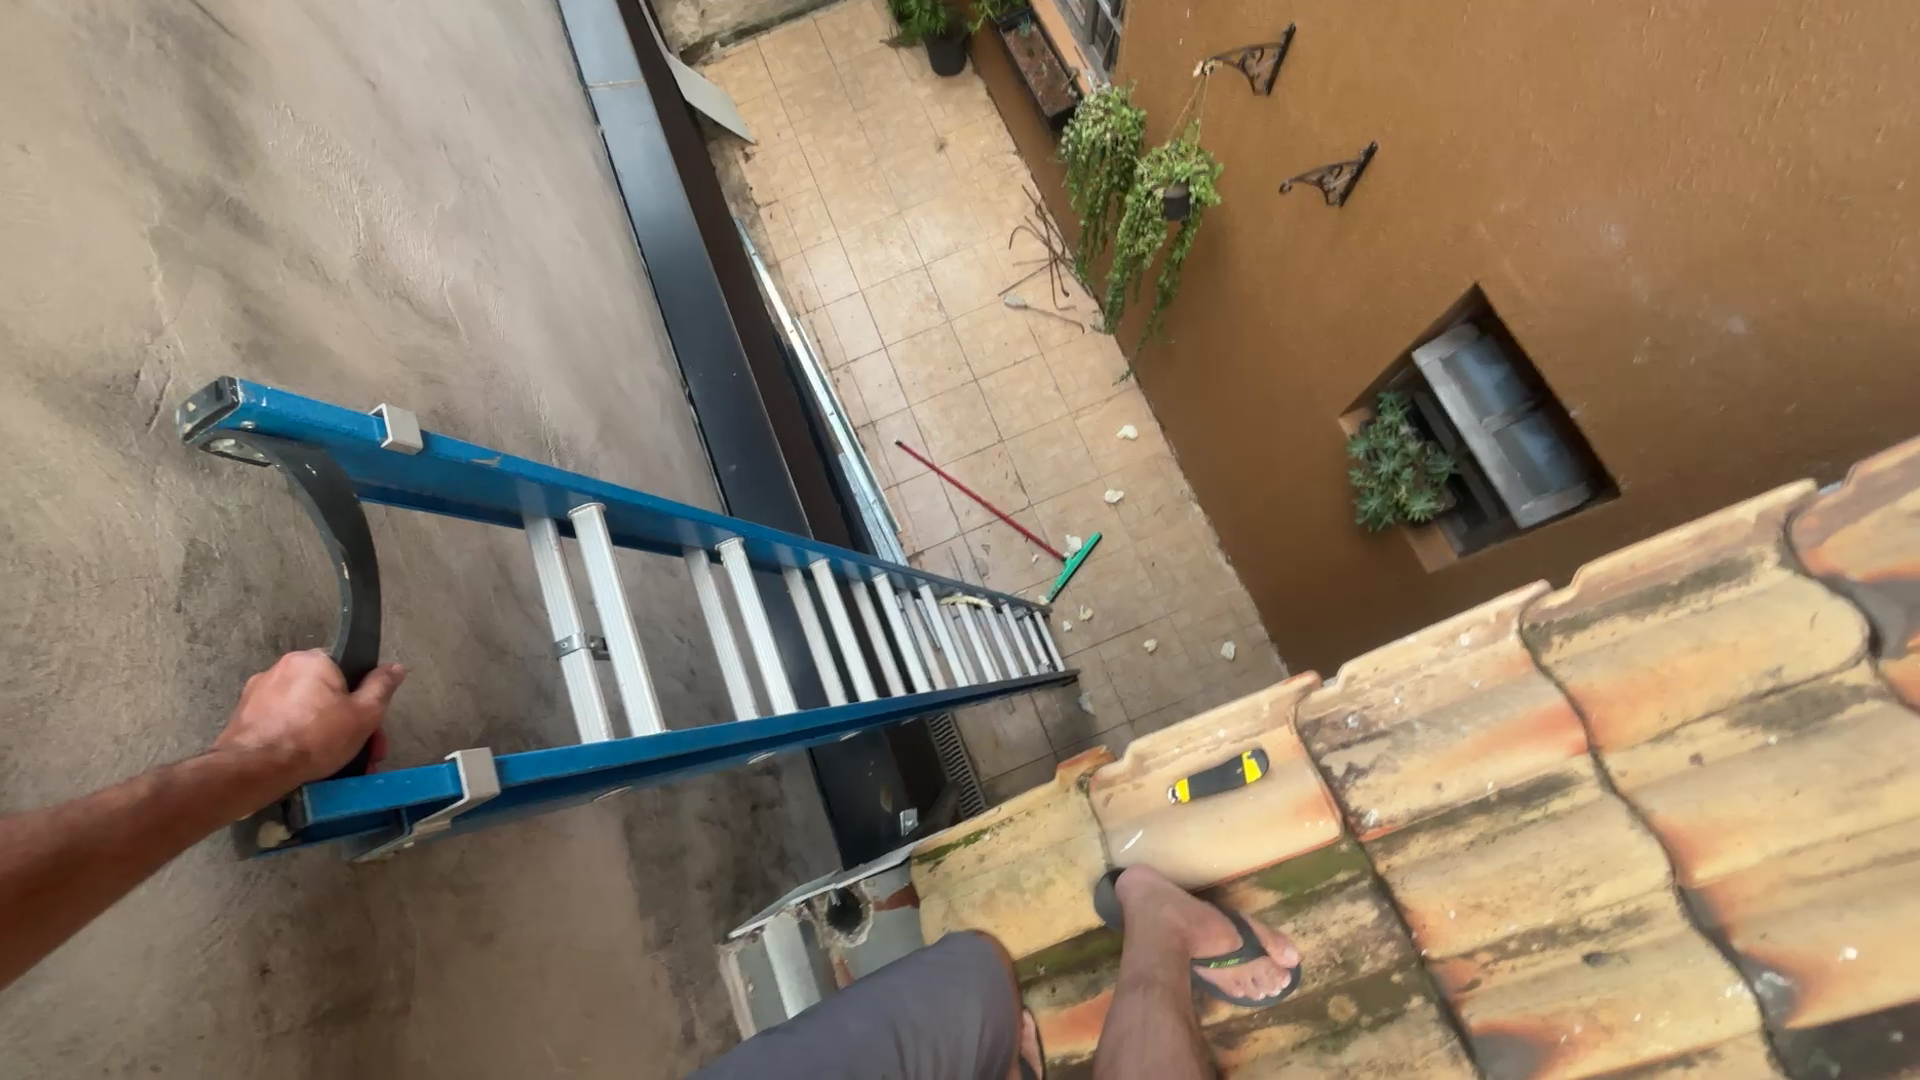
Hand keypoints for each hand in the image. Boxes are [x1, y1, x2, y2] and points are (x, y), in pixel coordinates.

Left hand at [213, 650, 406, 784]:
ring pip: (307, 709)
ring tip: (340, 761)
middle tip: (364, 748)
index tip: (372, 719)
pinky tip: (311, 760)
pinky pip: (284, 721)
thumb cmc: (316, 736)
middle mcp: (281, 669)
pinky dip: (300, 736)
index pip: (349, 667)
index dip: (365, 694)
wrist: (253, 772)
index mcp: (312, 660)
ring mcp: (257, 694)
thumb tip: (395, 667)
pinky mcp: (243, 717)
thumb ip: (382, 686)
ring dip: (327, 730)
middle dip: (349, 720)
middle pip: (328, 692)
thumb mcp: (366, 712)